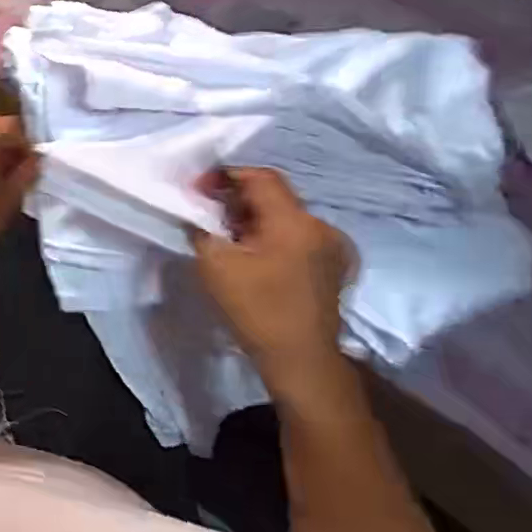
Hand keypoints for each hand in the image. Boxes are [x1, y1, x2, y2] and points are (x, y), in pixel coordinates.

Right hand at [191, 167, 352, 378]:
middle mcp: (322, 227)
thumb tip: (200, 215)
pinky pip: (297, 237)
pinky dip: (271, 236)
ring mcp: (334, 248)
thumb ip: (203, 229)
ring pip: (286, 217)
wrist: (298, 356)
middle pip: (275, 196)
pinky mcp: (334, 266)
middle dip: (237, 198)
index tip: (198, 188)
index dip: (226, 175)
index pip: (261, 178)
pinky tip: (252, 255)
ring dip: (254, 218)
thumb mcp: (214, 263)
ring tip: (225, 235)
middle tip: (205, 211)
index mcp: (295, 222)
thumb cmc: (253, 306)